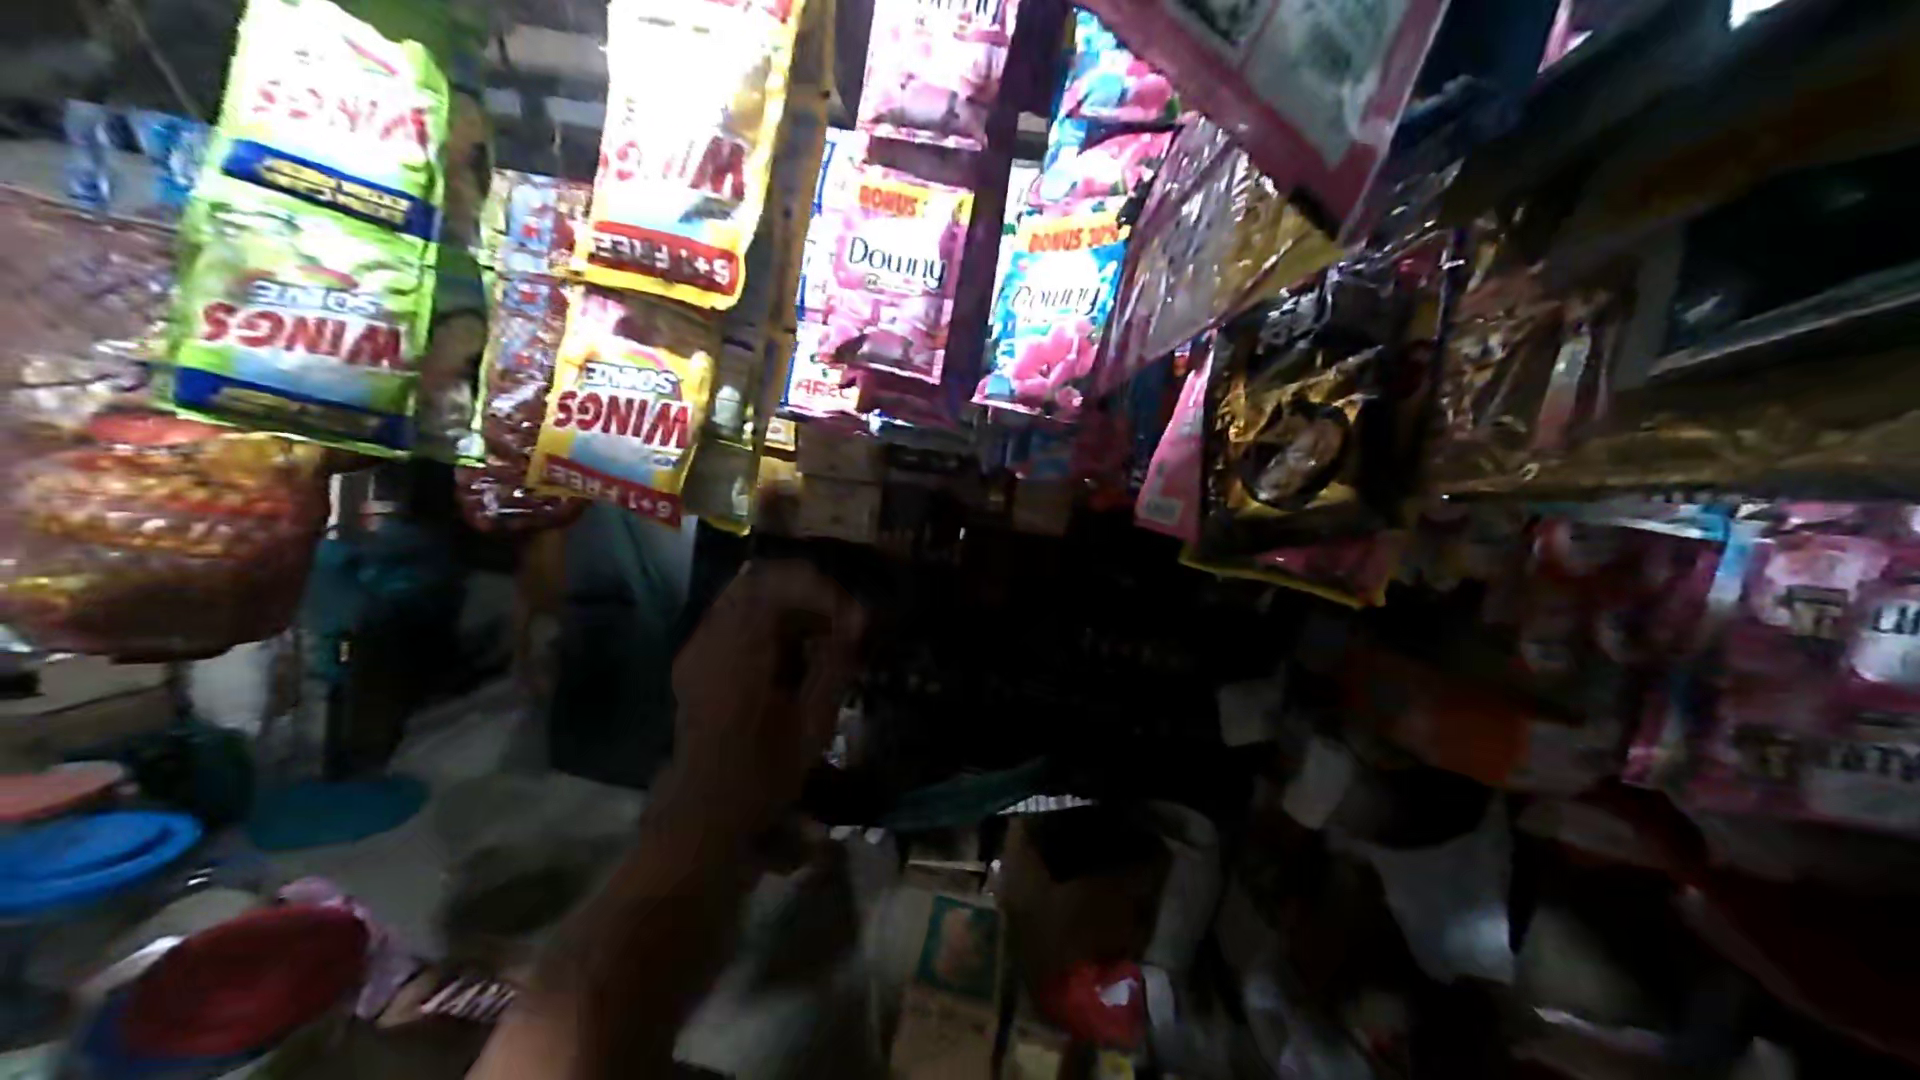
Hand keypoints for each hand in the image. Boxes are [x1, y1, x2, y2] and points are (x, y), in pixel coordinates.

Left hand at [666, 560, 865, 830]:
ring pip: (743, 593)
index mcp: (740, 654)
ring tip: (820, 630)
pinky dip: (765, 617)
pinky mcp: (694, 659)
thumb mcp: (812, 727)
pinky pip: (731, 615)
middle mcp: (712, 640)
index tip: (854, 618)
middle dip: (807, 590)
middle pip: (758, 579)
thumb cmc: (763, 777)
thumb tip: (857, 623)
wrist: (702, 813)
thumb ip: (834, 667)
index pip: (779, 586)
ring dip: (787, 602)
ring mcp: (697, 647)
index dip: (823, 592)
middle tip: (840, 616)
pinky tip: (790, 646)